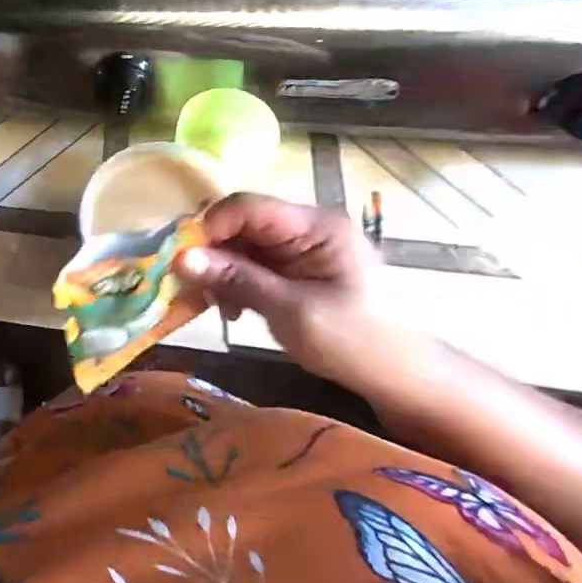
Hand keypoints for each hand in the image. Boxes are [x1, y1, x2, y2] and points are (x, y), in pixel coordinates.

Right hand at [175, 194, 433, 392]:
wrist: (400, 376)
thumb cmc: (354, 343)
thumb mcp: (292, 313)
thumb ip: (238, 280)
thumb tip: (181, 257)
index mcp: (316, 225)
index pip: (248, 206)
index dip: (211, 227)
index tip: (183, 262)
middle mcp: (308, 225)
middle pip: (242, 222)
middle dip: (213, 253)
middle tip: (194, 290)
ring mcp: (303, 245)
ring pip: (243, 243)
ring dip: (223, 271)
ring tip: (218, 307)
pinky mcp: (298, 265)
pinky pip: (254, 261)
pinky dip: (237, 281)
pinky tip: (234, 309)